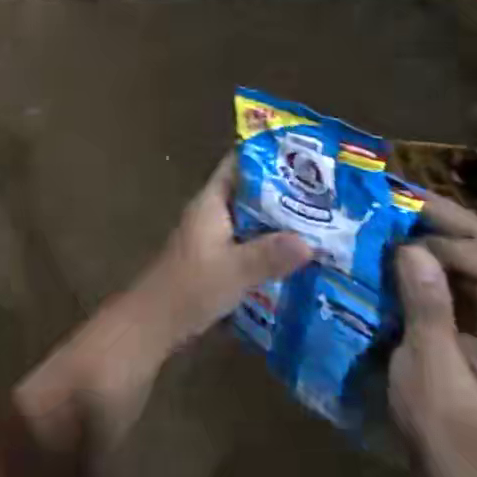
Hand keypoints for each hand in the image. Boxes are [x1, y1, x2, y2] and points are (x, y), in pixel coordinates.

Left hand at [134, 156, 312, 346]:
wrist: (155, 320)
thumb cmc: (191, 286)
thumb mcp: (235, 270)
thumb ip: (270, 255)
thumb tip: (311, 241)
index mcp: (211, 201)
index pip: (238, 164)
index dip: (266, 155)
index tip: (301, 155)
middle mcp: (211, 211)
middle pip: (248, 190)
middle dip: (281, 190)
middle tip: (321, 192)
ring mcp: (211, 234)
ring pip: (249, 217)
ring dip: (276, 219)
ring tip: (317, 220)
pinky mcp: (214, 257)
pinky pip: (246, 239)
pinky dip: (267, 242)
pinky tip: (294, 254)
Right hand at [389, 196, 476, 476]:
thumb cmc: (449, 433)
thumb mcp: (434, 374)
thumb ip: (427, 310)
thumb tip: (411, 248)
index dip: (449, 244)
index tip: (405, 241)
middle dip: (444, 220)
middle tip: (399, 195)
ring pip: (465, 261)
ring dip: (431, 233)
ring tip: (392, 210)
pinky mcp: (459, 328)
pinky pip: (445, 280)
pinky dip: (420, 257)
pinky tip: (391, 246)